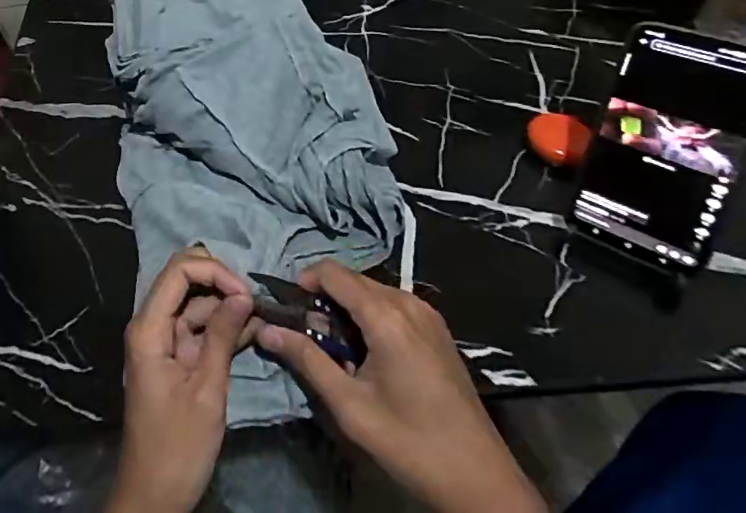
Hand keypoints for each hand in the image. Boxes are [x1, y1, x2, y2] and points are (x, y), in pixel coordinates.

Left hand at [106, 247, 257, 512]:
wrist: (153, 498)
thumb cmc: (177, 447)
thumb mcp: (206, 390)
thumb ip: (222, 336)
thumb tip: (243, 294)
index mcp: (148, 328)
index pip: (178, 270)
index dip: (214, 271)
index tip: (244, 293)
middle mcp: (152, 325)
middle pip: (186, 279)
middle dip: (222, 283)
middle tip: (253, 303)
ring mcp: (164, 340)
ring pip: (198, 302)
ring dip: (228, 306)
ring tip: (262, 318)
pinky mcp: (176, 356)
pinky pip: (201, 327)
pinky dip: (225, 326)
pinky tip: (253, 330)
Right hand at [257, 260, 544, 512]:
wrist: (476, 473)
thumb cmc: (408, 440)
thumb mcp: (350, 405)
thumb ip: (308, 360)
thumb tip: (268, 330)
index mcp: (386, 315)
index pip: (335, 273)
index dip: (306, 281)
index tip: (288, 308)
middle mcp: (408, 301)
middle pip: (354, 280)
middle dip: (326, 299)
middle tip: (308, 337)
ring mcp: (427, 312)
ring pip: (374, 292)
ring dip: (349, 309)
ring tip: (336, 351)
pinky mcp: (437, 327)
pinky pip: (394, 305)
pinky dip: (372, 316)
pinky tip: (367, 353)